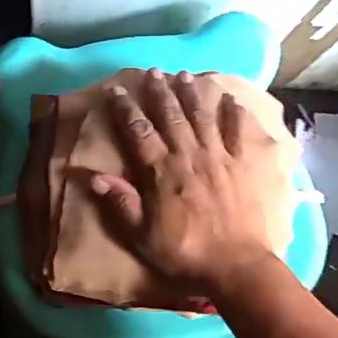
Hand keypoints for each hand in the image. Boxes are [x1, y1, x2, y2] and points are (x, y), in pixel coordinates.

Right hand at [88, 69, 277, 294]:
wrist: (235, 266)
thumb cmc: (184, 252)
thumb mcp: (140, 235)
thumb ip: (120, 203)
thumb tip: (93, 177)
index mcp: (161, 172)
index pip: (138, 132)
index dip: (125, 109)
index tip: (116, 89)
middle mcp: (188, 156)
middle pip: (171, 117)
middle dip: (159, 92)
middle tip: (152, 72)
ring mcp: (219, 158)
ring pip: (202, 118)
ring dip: (192, 95)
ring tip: (184, 75)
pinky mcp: (244, 166)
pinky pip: (239, 133)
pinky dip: (235, 114)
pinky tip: (231, 99)